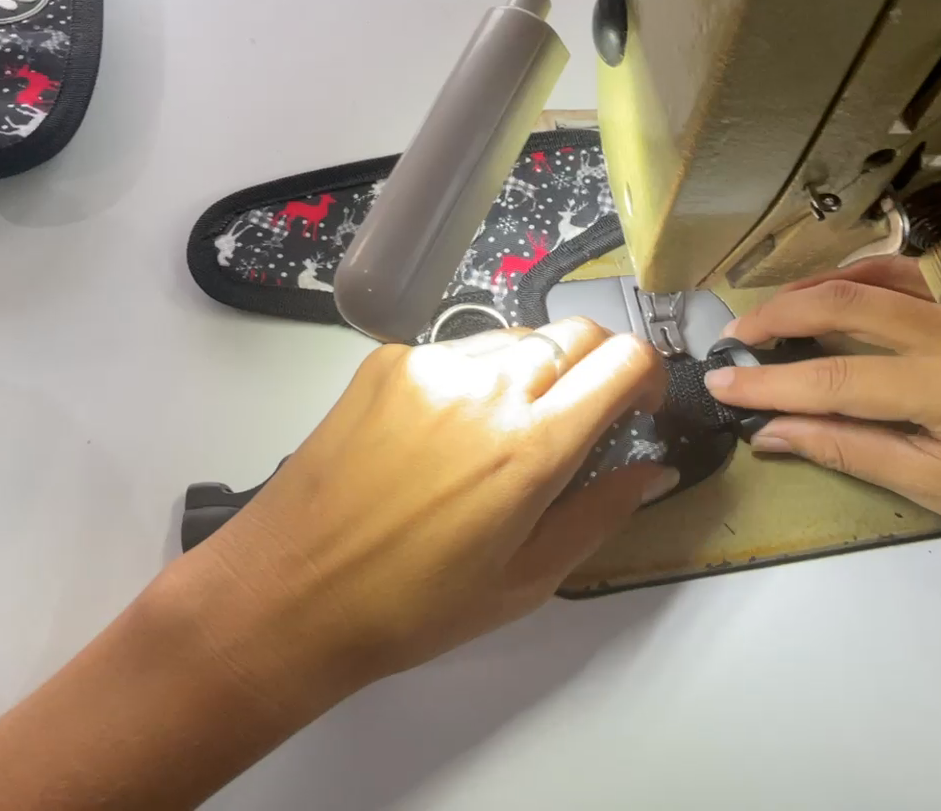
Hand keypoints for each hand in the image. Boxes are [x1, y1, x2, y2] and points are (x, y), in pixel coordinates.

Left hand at [196, 319, 671, 686]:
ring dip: (536, 371)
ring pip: (519, 337)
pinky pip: (460, 349)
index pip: (623, 358)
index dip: (646, 375)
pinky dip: (478, 376)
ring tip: (505, 428)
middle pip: (576, 333)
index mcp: (531, 446)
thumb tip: (653, 467)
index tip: (636, 409)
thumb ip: (601, 512)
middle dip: (597, 366)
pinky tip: (447, 429)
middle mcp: (487, 385)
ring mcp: (432, 364)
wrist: (286, 591)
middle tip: (580, 417)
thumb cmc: (414, 606)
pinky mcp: (388, 359)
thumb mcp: (526, 580)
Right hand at [703, 257, 940, 592]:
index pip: (836, 376)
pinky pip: (906, 281)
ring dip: (811, 296)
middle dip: (777, 320)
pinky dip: (856, 285)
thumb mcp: (939, 492)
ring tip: (764, 322)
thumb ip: (847, 448)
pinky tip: (827, 299)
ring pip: (873, 279)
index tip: (720, 383)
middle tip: (730, 342)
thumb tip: (770, 432)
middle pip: (846, 303)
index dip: (768, 382)